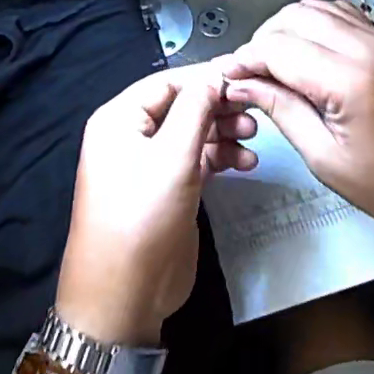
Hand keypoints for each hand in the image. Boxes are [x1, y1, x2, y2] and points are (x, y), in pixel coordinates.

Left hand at [55, 64, 257, 344]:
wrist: (123, 299)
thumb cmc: (142, 219)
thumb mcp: (172, 157)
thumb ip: (196, 109)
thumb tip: (214, 75)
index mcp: (119, 120)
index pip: (168, 82)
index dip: (206, 78)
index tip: (245, 76)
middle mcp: (133, 135)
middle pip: (184, 105)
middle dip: (219, 107)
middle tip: (254, 111)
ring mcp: (151, 163)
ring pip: (195, 131)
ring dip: (225, 132)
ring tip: (254, 138)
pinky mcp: (169, 187)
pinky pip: (199, 158)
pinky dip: (223, 156)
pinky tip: (247, 163)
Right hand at [220, 0, 373, 248]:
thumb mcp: (327, 159)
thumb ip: (282, 111)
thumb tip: (244, 84)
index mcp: (352, 78)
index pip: (279, 47)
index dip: (245, 59)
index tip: (227, 78)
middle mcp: (368, 46)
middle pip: (295, 17)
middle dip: (262, 40)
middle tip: (248, 76)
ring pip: (317, 8)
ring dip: (287, 30)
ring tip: (272, 68)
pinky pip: (342, 15)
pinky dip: (315, 26)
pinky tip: (305, 56)